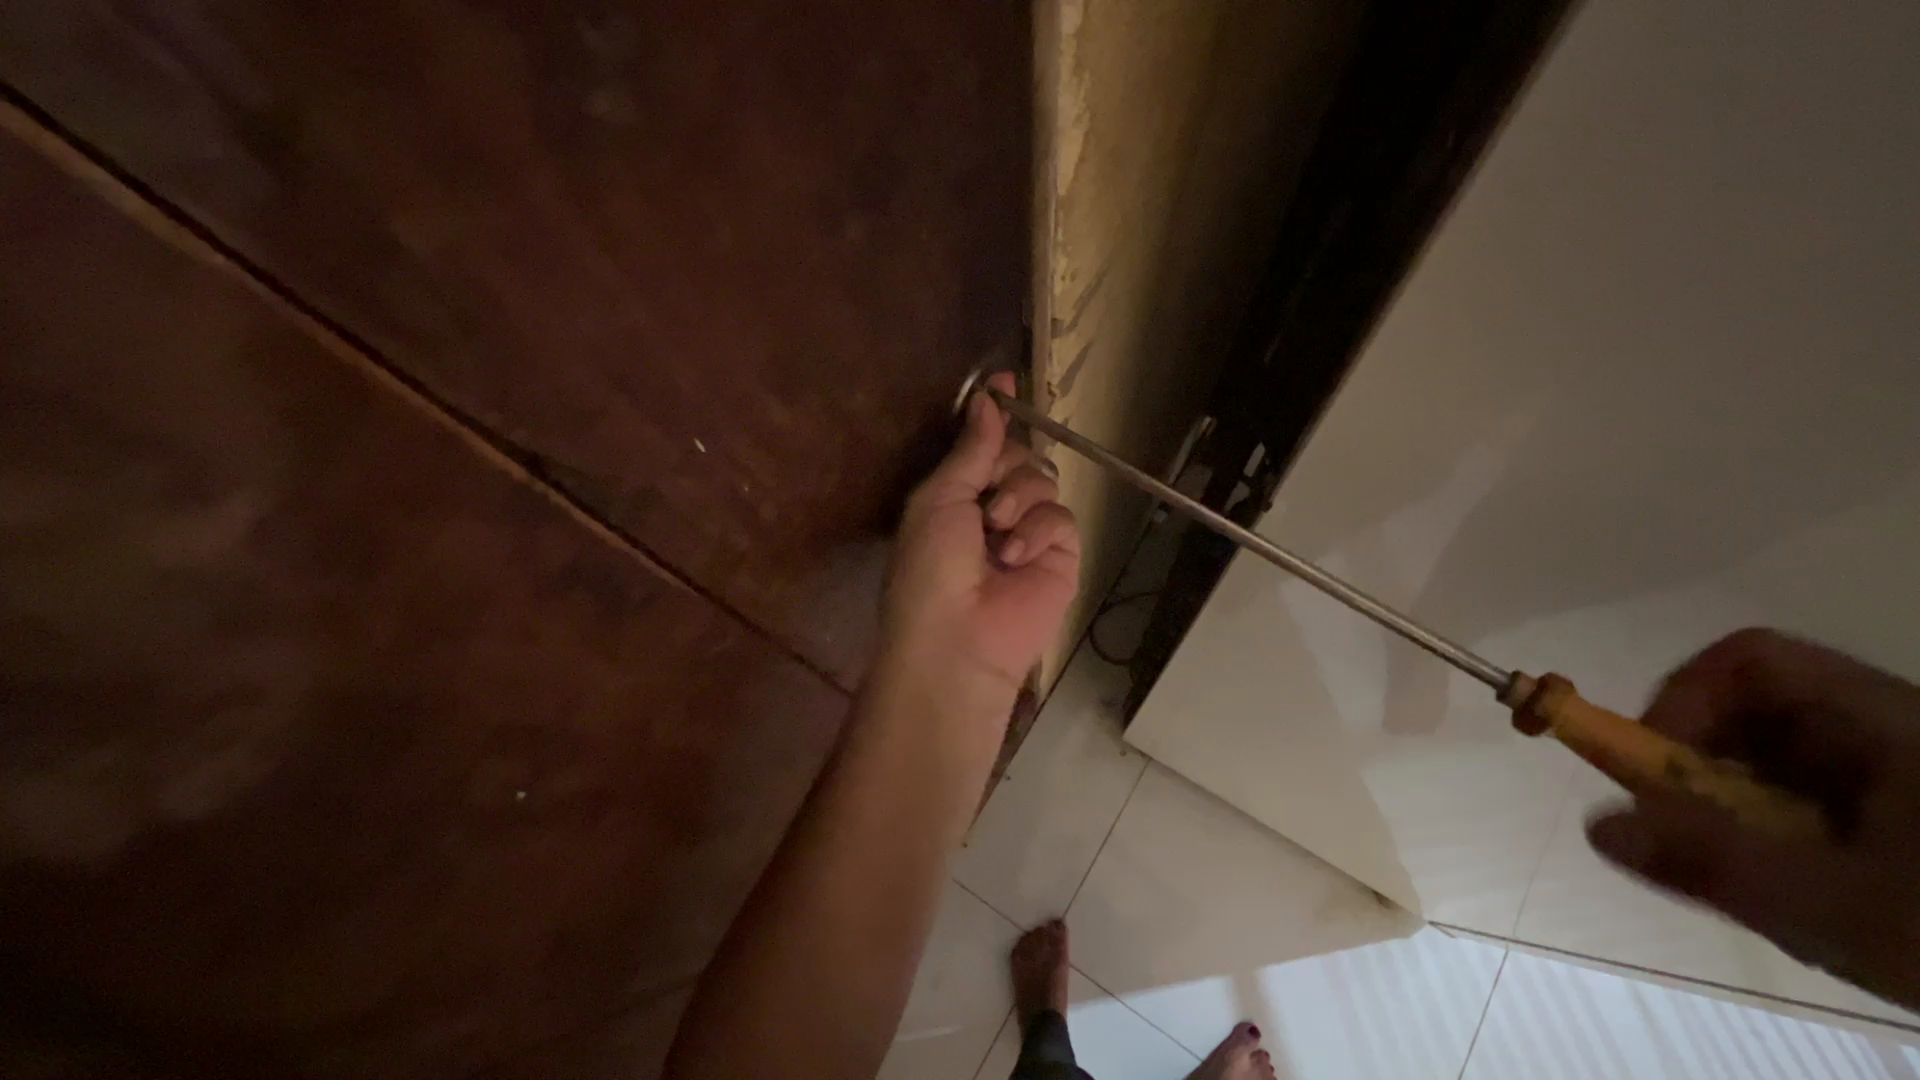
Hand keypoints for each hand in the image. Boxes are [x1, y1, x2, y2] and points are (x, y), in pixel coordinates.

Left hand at [879, 373, 1080, 702]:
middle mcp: (994, 509)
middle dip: (1005, 466)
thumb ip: (970, 450)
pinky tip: (1015, 556)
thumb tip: (988, 398)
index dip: (994, 415)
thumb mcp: (939, 500)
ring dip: (1018, 498)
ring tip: (996, 533)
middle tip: (986, 499)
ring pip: (1043, 478)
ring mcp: (1029, 532)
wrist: (958, 637)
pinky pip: (1061, 515)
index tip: (1005, 381)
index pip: (983, 443)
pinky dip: (1037, 529)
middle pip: (1019, 454)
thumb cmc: (931, 566)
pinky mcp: (1060, 555)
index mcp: (957, 496)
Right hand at [1586, 628, 1919, 1008]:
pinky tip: (1824, 895)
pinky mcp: (1917, 811)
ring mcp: (1915, 769)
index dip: (1684, 700)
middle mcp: (1902, 729)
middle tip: (1698, 837)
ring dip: (1745, 810)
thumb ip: (1716, 864)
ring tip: (1773, 884)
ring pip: (1790, 761)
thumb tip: (1597, 824)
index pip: (1753, 660)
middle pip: (1762, 712)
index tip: (1659, 770)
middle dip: (1706, 769)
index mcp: (1893, 724)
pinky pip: (1828, 798)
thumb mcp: (1848, 914)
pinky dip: (1792, 836)